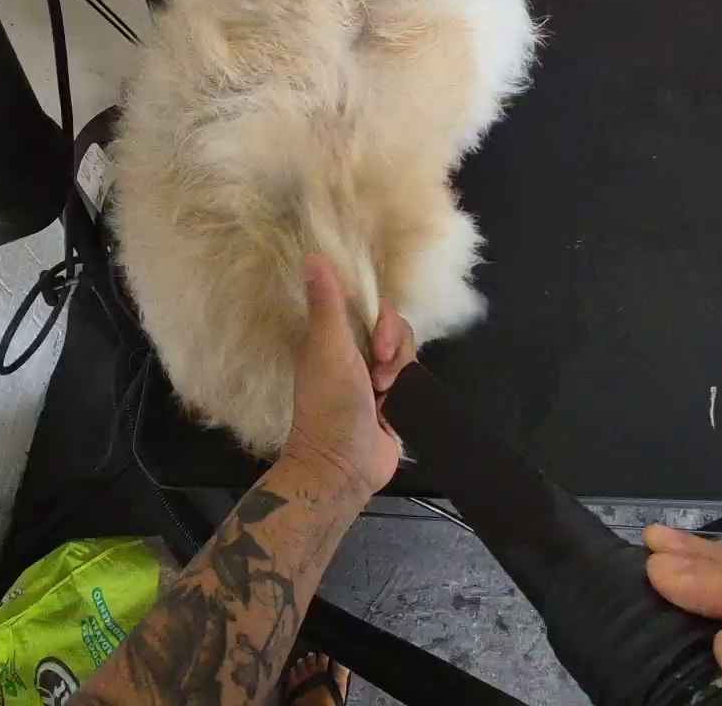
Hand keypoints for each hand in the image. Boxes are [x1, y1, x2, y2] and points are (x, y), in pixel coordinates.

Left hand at [281, 255, 416, 500]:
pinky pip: (410, 379)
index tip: (380, 339)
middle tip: (381, 372)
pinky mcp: (391, 401)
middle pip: (393, 328)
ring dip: (399, 372)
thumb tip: (311, 254)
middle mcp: (354, 353)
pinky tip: (393, 408)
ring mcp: (374, 378)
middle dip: (394, 347)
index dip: (383, 318)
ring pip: (405, 353)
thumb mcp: (328, 347)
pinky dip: (405, 391)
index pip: (370, 307)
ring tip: (384, 394)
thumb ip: (326, 302)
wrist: (343, 466)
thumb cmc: (330, 403)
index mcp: (334, 337)